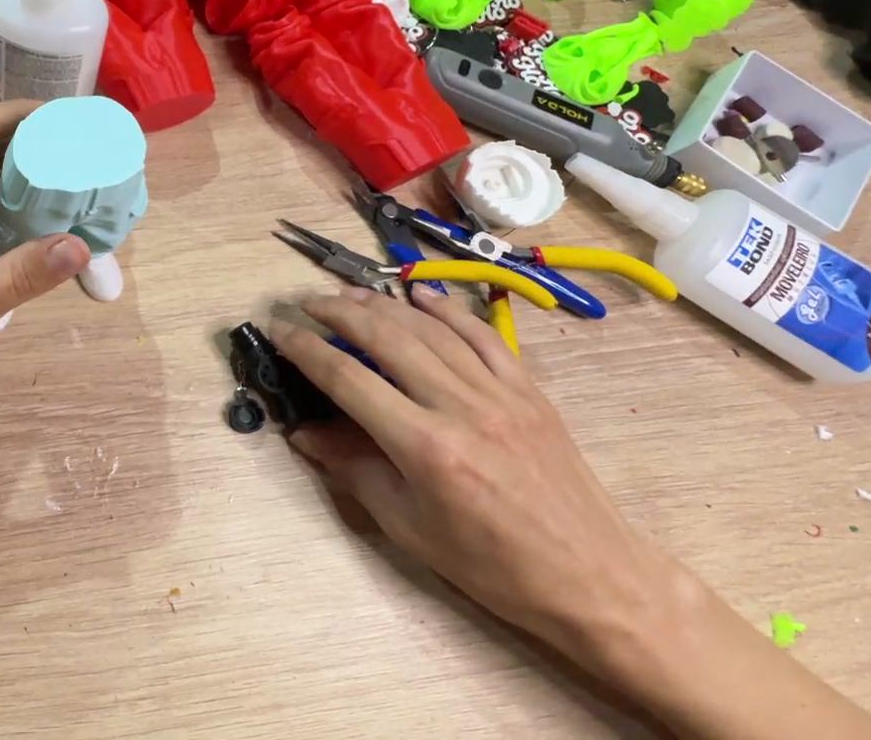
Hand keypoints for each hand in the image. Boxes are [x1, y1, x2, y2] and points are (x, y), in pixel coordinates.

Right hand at [271, 287, 684, 661]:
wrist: (593, 577)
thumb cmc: (491, 565)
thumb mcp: (408, 527)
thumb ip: (353, 470)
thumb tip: (303, 433)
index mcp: (424, 447)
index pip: (348, 378)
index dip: (305, 348)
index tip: (277, 329)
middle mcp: (460, 407)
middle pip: (386, 338)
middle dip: (338, 312)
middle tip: (305, 303)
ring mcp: (499, 392)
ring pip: (429, 328)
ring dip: (382, 305)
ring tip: (347, 294)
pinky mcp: (528, 389)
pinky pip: (481, 335)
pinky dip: (446, 310)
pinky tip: (418, 296)